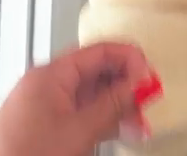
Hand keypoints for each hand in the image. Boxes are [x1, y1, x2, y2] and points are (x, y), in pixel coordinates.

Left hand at [0, 42, 161, 155]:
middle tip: (147, 108)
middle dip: (124, 89)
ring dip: (114, 110)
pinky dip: (96, 122)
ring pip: (86, 97)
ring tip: (138, 130)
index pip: (99, 51)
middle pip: (95, 74)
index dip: (130, 60)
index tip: (150, 79)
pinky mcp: (36, 129)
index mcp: (50, 74)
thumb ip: (113, 103)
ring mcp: (39, 108)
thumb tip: (140, 82)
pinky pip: (74, 115)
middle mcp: (43, 83)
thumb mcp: (80, 131)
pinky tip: (115, 135)